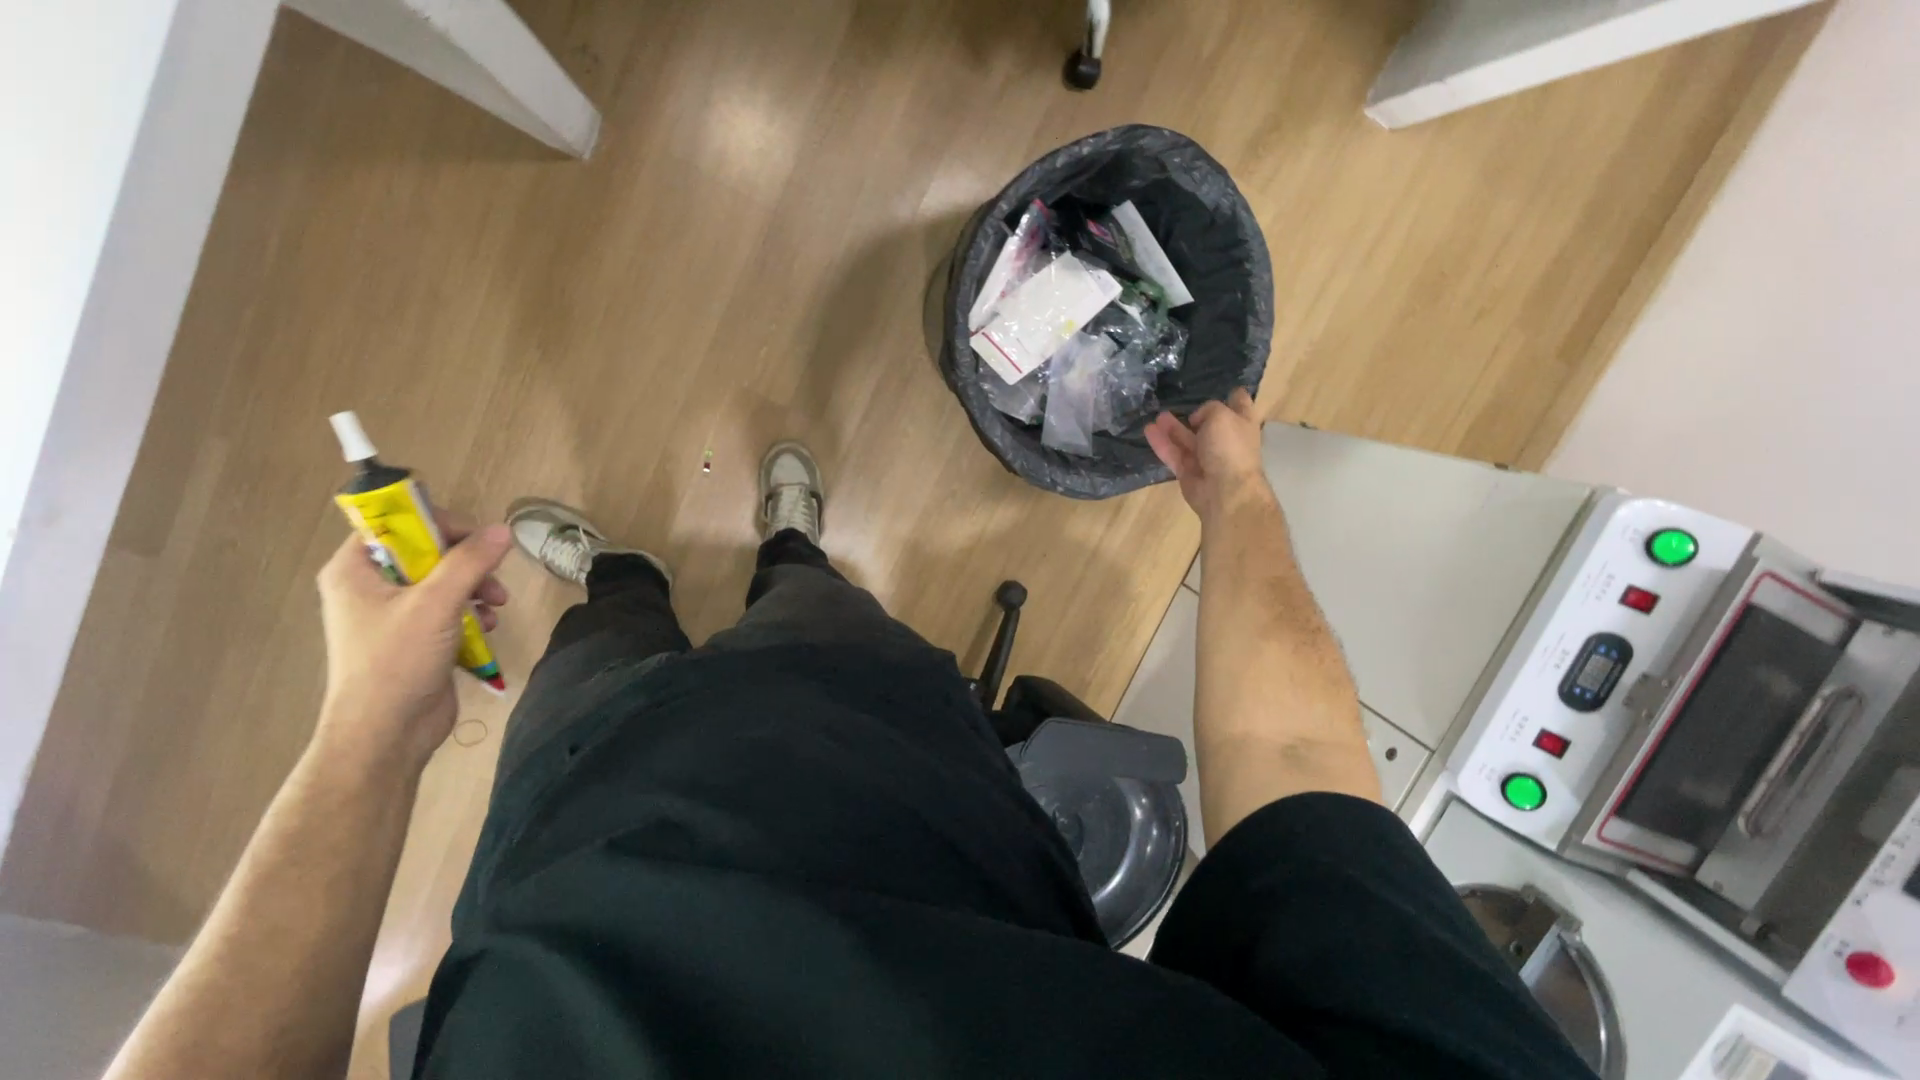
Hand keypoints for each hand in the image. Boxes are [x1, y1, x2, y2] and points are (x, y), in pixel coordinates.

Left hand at [315, 510, 511, 769]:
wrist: (386, 734)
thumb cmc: (396, 663)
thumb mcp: (436, 604)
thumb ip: (470, 562)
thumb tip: (503, 531)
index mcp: (355, 570)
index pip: (396, 523)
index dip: (438, 525)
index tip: (476, 541)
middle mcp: (369, 586)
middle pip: (427, 551)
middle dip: (468, 563)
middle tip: (492, 580)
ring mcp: (392, 613)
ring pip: (444, 580)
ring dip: (476, 589)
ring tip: (495, 608)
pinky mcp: (415, 637)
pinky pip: (448, 607)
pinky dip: (471, 612)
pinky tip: (486, 628)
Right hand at [1145, 388, 1270, 521]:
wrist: (1225, 490)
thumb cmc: (1229, 447)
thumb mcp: (1221, 415)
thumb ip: (1208, 409)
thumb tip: (1197, 419)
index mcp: (1242, 424)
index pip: (1241, 404)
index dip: (1233, 396)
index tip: (1224, 389)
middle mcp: (1226, 440)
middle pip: (1209, 424)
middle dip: (1194, 414)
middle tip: (1176, 404)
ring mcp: (1207, 458)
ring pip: (1187, 439)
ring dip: (1172, 427)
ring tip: (1157, 417)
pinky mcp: (1189, 472)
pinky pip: (1174, 454)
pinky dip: (1162, 443)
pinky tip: (1149, 430)